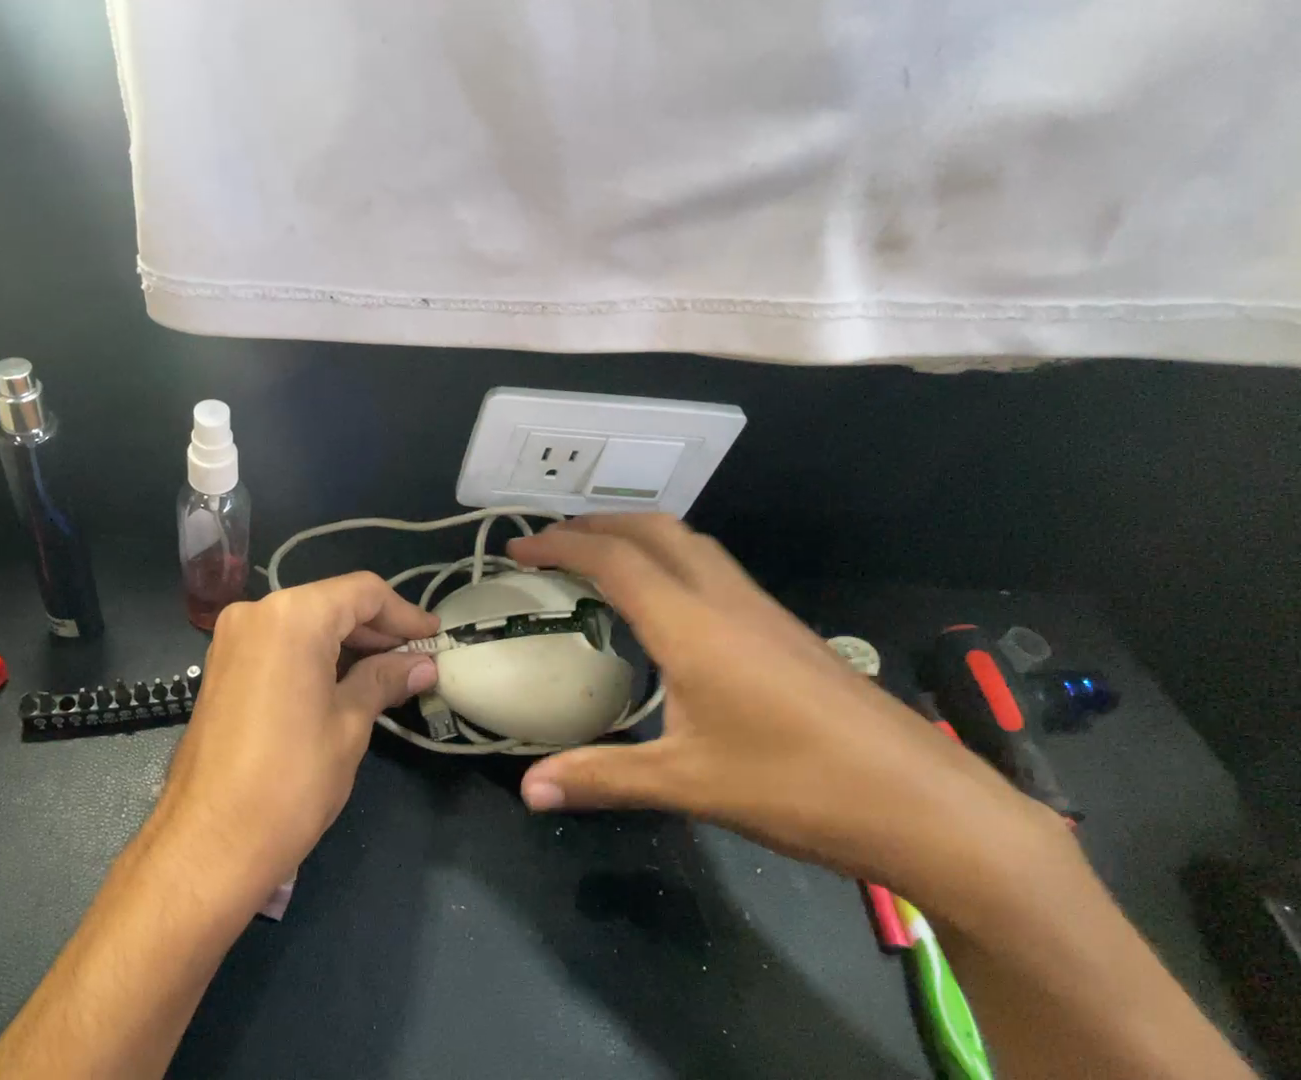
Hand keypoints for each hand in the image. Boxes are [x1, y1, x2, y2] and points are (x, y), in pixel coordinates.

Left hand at [148, 572, 439, 896]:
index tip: (434, 638)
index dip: (404, 613)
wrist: (210, 840)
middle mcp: (255, 613)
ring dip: (346, 645)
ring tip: (388, 677)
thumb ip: (384, 681)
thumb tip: (422, 664)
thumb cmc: (291, 780)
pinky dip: (314, 657)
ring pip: (303, 624)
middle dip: (376, 630)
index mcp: (292, 616)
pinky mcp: (220, 668)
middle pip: (330, 603)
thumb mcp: (349, 725)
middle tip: (416, 661)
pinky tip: (344, 684)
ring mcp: (231, 640)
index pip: (362, 592)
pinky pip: (278, 645)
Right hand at [506, 515, 1065, 904]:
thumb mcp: (687, 785)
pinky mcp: (787, 632)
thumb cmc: (798, 787)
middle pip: (656, 530)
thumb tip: (528, 790)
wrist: (924, 803)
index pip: (614, 560)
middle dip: (598, 524)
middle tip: (553, 544)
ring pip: (692, 544)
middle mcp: (727, 602)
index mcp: (692, 626)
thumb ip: (601, 778)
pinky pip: (716, 571)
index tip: (518, 547)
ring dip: (639, 537)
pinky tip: (667, 608)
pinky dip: (673, 562)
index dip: (560, 545)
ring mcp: (764, 612)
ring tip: (601, 563)